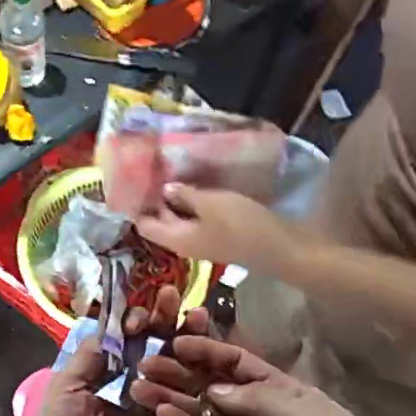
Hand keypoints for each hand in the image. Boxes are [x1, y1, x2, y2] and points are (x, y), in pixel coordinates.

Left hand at [25, 287, 209, 415]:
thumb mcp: (66, 388)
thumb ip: (90, 356)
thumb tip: (113, 323)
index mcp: (100, 372)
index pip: (123, 338)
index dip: (134, 321)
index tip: (142, 314)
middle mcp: (127, 384)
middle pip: (151, 347)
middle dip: (164, 322)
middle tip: (176, 299)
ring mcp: (150, 406)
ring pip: (172, 369)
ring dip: (184, 344)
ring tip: (197, 318)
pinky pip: (182, 402)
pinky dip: (190, 381)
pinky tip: (201, 358)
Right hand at [131, 335, 403, 415]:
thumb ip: (262, 400)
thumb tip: (215, 388)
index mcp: (291, 396)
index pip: (244, 366)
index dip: (211, 353)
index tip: (177, 343)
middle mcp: (264, 414)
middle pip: (217, 387)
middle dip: (183, 374)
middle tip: (147, 364)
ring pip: (204, 414)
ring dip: (173, 399)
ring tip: (139, 387)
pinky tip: (161, 414)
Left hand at [134, 183, 288, 268]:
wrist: (279, 247)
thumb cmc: (242, 224)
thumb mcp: (211, 204)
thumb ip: (185, 196)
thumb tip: (164, 189)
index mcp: (175, 239)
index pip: (144, 224)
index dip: (138, 204)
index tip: (136, 180)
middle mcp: (182, 243)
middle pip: (160, 221)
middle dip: (157, 198)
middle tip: (155, 168)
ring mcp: (200, 241)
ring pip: (179, 218)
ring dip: (176, 198)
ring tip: (174, 170)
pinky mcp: (216, 236)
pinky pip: (196, 219)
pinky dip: (192, 203)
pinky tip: (198, 184)